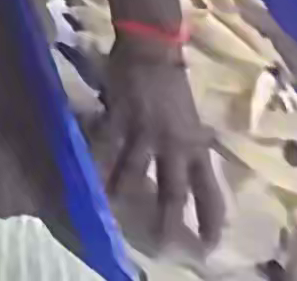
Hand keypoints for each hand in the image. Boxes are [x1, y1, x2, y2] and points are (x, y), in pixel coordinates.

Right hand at [100, 41, 225, 245]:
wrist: (151, 49)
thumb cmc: (172, 81)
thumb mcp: (190, 119)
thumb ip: (185, 143)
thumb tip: (178, 165)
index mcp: (197, 147)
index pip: (210, 194)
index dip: (209, 222)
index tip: (206, 246)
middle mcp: (174, 146)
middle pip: (172, 191)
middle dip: (166, 220)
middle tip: (158, 244)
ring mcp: (144, 131)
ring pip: (134, 170)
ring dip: (123, 191)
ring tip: (111, 209)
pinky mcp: (118, 115)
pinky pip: (106, 142)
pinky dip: (97, 157)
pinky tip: (87, 168)